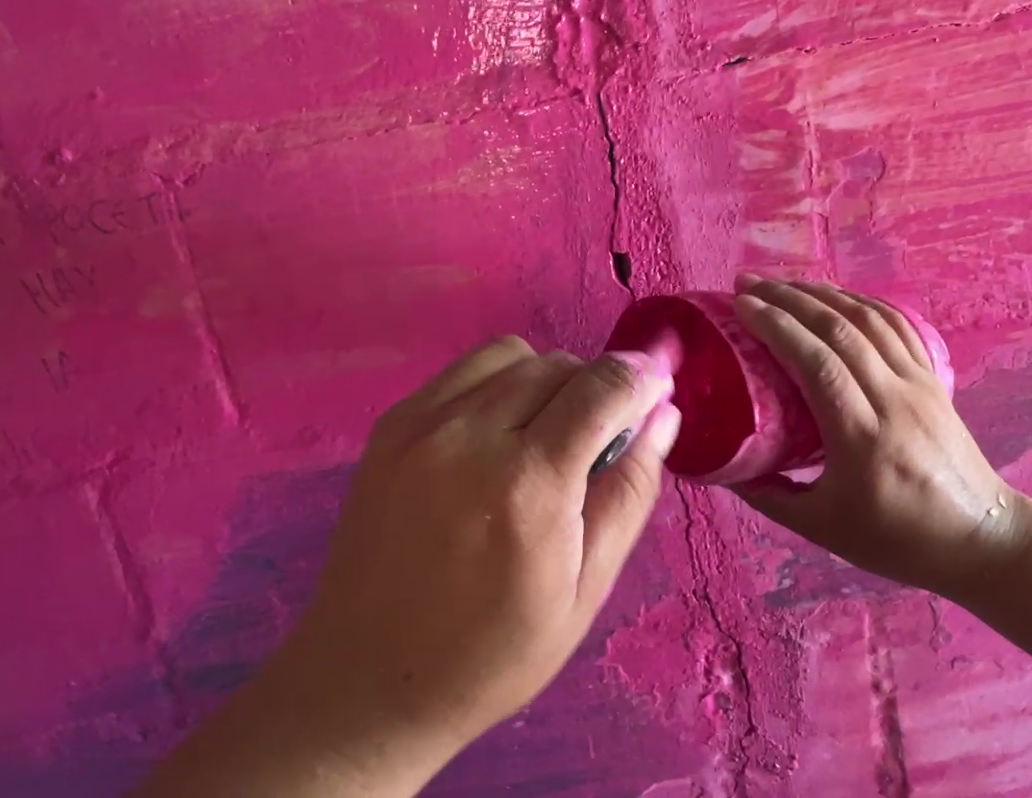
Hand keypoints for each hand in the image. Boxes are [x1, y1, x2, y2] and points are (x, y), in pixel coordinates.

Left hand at [265, 337, 679, 785]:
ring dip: (546, 378)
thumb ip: (629, 493)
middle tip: (599, 436)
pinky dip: (497, 383)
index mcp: (530, 486)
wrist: (367, 676)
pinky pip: (464, 370)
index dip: (640, 378)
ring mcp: (423, 424)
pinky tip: (496, 435)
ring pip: (511, 355)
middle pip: (559, 365)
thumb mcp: (584, 591)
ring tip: (546, 432)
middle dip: (596, 386)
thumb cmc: (492, 652)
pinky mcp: (391, 424)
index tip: (656, 390)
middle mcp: (473, 437)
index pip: (603, 387)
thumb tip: (664, 416)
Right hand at [728, 275, 1024, 597]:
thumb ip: (766, 494)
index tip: (740, 306)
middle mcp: (893, 400)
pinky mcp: (933, 379)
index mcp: (862, 437)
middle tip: (746, 284)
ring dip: (820, 293)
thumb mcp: (821, 527)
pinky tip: (834, 295)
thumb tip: (718, 463)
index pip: (816, 361)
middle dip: (787, 298)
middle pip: (839, 329)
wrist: (982, 540)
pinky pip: (895, 326)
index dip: (776, 325)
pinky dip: (859, 302)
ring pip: (867, 319)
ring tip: (780, 283)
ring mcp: (919, 384)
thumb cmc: (897, 538)